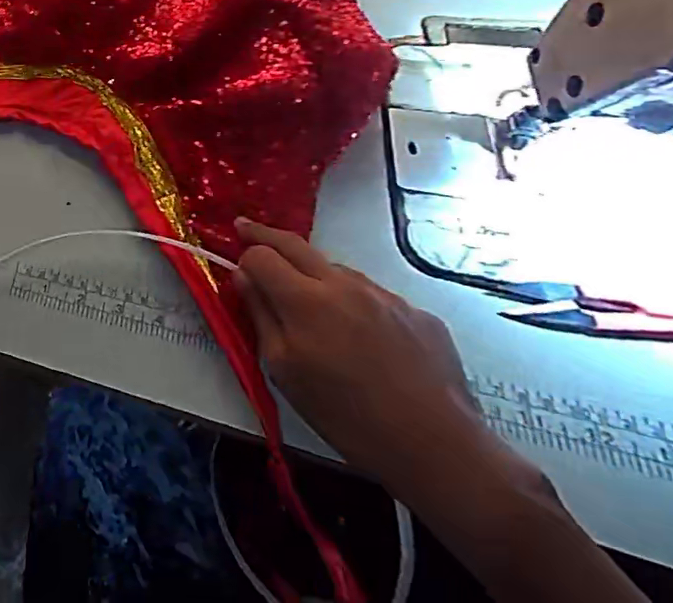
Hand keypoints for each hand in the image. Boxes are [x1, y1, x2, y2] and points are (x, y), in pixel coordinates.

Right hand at [232, 217, 496, 494]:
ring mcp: (385, 295)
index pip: (262, 256)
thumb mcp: (285, 372)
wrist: (437, 446)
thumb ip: (260, 316)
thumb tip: (243, 277)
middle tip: (246, 227)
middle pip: (296, 244)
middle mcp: (344, 284)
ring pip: (336, 270)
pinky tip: (361, 336)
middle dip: (265, 234)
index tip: (235, 258)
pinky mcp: (417, 312)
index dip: (245, 256)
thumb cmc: (346, 417)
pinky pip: (373, 296)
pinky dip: (354, 302)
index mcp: (305, 300)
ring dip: (313, 274)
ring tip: (309, 302)